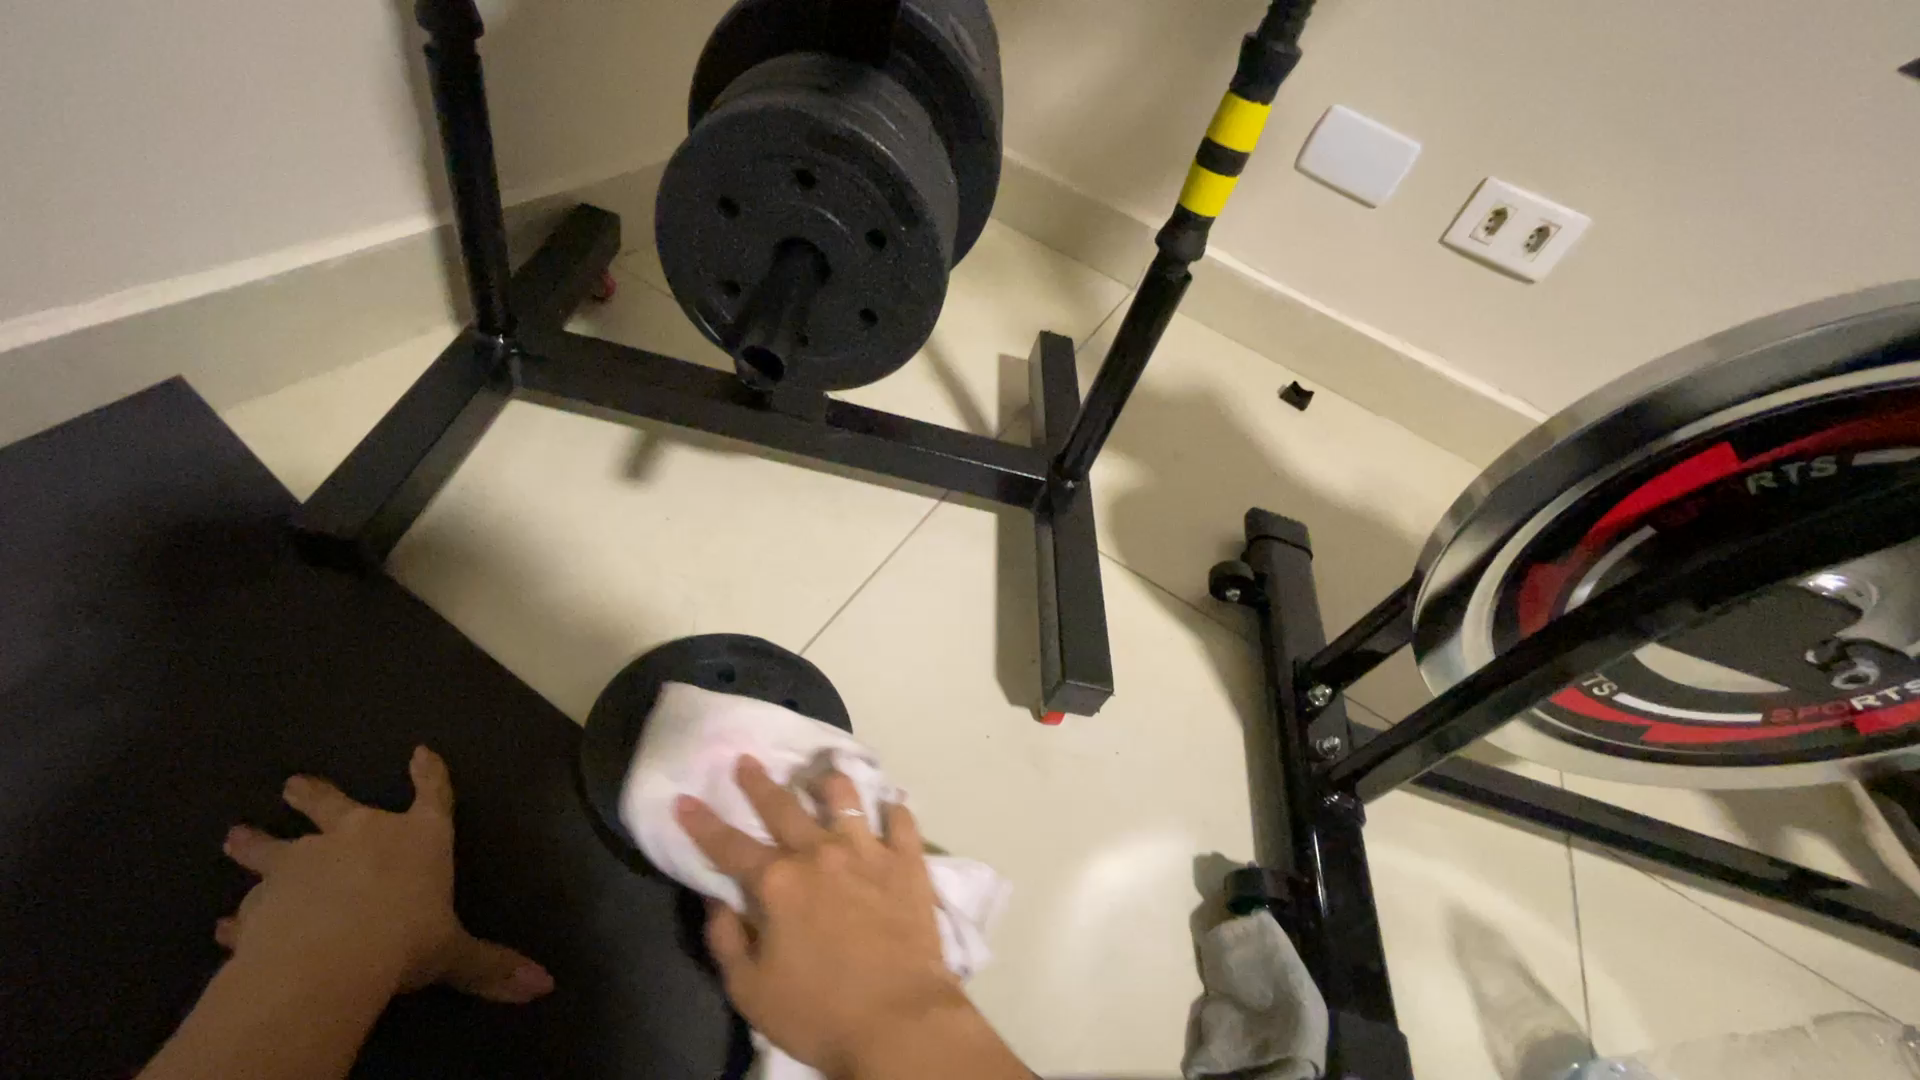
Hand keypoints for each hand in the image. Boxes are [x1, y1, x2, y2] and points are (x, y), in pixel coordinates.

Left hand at [219, 746, 553, 1004]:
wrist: (327, 961)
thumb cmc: (406, 939)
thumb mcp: (454, 954)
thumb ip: (490, 965)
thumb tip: (544, 986)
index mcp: (419, 837)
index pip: (432, 794)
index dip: (429, 773)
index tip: (420, 751)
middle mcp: (360, 836)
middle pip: (334, 804)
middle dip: (313, 794)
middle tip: (290, 785)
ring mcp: (305, 863)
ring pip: (275, 847)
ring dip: (255, 843)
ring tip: (234, 836)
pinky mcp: (263, 901)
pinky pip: (248, 908)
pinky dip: (238, 916)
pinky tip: (223, 924)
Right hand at [677, 757, 1027, 1079]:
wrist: (899, 1020)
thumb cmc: (818, 1012)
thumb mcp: (751, 990)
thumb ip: (727, 940)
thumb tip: (718, 899)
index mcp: (777, 882)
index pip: (729, 845)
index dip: (703, 822)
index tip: (685, 799)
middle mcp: (819, 853)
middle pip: (784, 807)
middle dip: (759, 783)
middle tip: (747, 760)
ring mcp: (867, 851)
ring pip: (845, 799)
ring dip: (830, 782)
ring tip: (824, 772)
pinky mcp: (907, 860)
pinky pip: (902, 821)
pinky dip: (895, 810)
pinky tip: (892, 804)